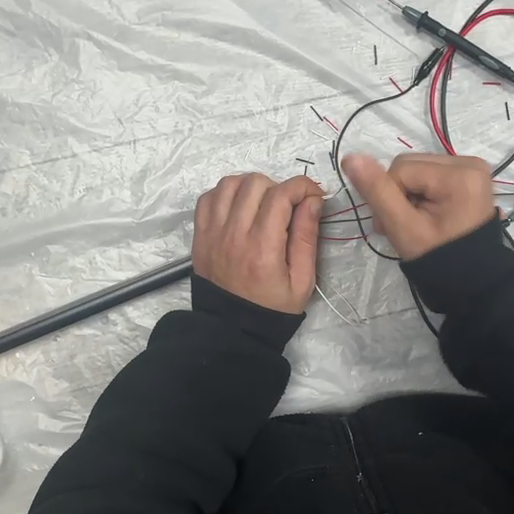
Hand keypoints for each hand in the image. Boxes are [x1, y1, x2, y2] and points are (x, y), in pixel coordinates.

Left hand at [192, 173, 323, 313]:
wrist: (232, 329)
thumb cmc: (272, 308)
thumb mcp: (302, 281)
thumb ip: (307, 237)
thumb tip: (312, 201)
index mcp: (263, 248)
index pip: (281, 195)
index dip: (302, 186)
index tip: (313, 195)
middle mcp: (234, 235)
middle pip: (255, 183)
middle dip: (278, 187)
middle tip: (287, 207)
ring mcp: (213, 233)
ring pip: (229, 184)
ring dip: (251, 187)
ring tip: (262, 204)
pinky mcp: (200, 235)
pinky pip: (208, 197)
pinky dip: (226, 194)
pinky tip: (239, 207)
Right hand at [341, 152, 495, 260]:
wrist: (469, 280)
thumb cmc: (437, 258)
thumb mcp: (403, 228)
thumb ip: (377, 191)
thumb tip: (351, 157)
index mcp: (460, 174)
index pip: (400, 169)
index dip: (388, 196)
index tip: (389, 226)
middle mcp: (469, 163)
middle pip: (409, 165)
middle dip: (397, 194)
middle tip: (398, 226)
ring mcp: (471, 168)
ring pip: (416, 169)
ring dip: (406, 194)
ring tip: (410, 223)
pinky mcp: (468, 176)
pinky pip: (430, 174)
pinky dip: (420, 193)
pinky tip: (423, 214)